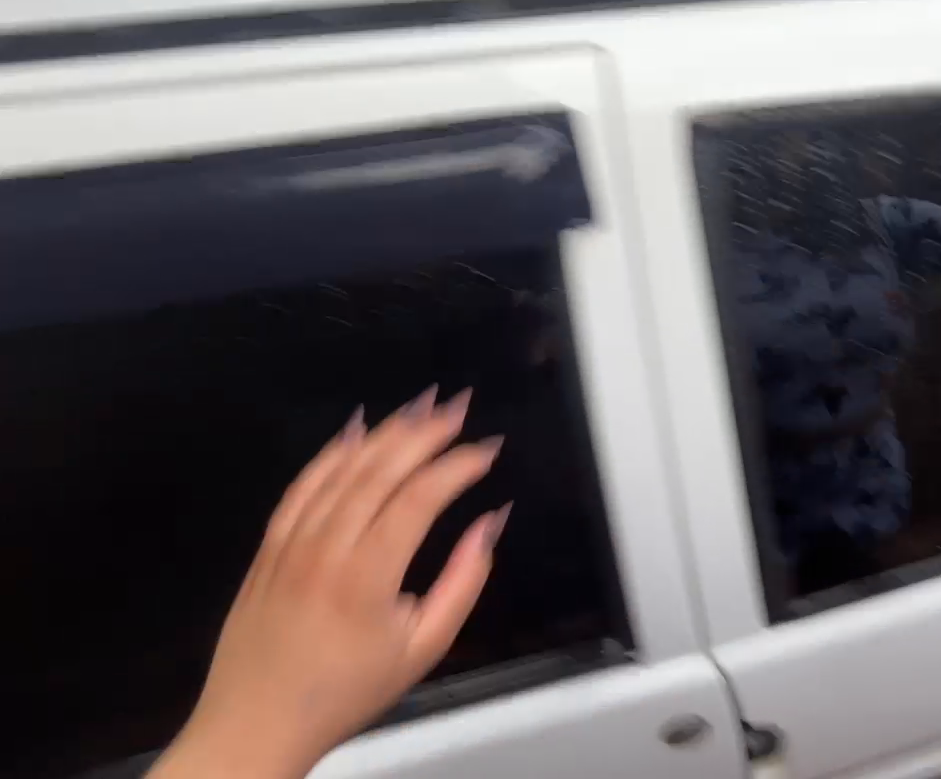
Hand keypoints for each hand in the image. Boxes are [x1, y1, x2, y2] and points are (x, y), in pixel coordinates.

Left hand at [152, 388, 508, 778]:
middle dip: (425, 433)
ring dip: (385, 432)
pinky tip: (357, 428)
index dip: (459, 466)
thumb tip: (493, 520)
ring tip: (423, 403)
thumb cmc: (349, 689)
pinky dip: (330, 453)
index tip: (491, 449)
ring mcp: (288, 548)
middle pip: (378, 473)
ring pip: (339, 472)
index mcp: (366, 578)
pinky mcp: (267, 551)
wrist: (250, 732)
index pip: (419, 499)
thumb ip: (466, 579)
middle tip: (462, 405)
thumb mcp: (426, 645)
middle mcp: (323, 552)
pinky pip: (300, 489)